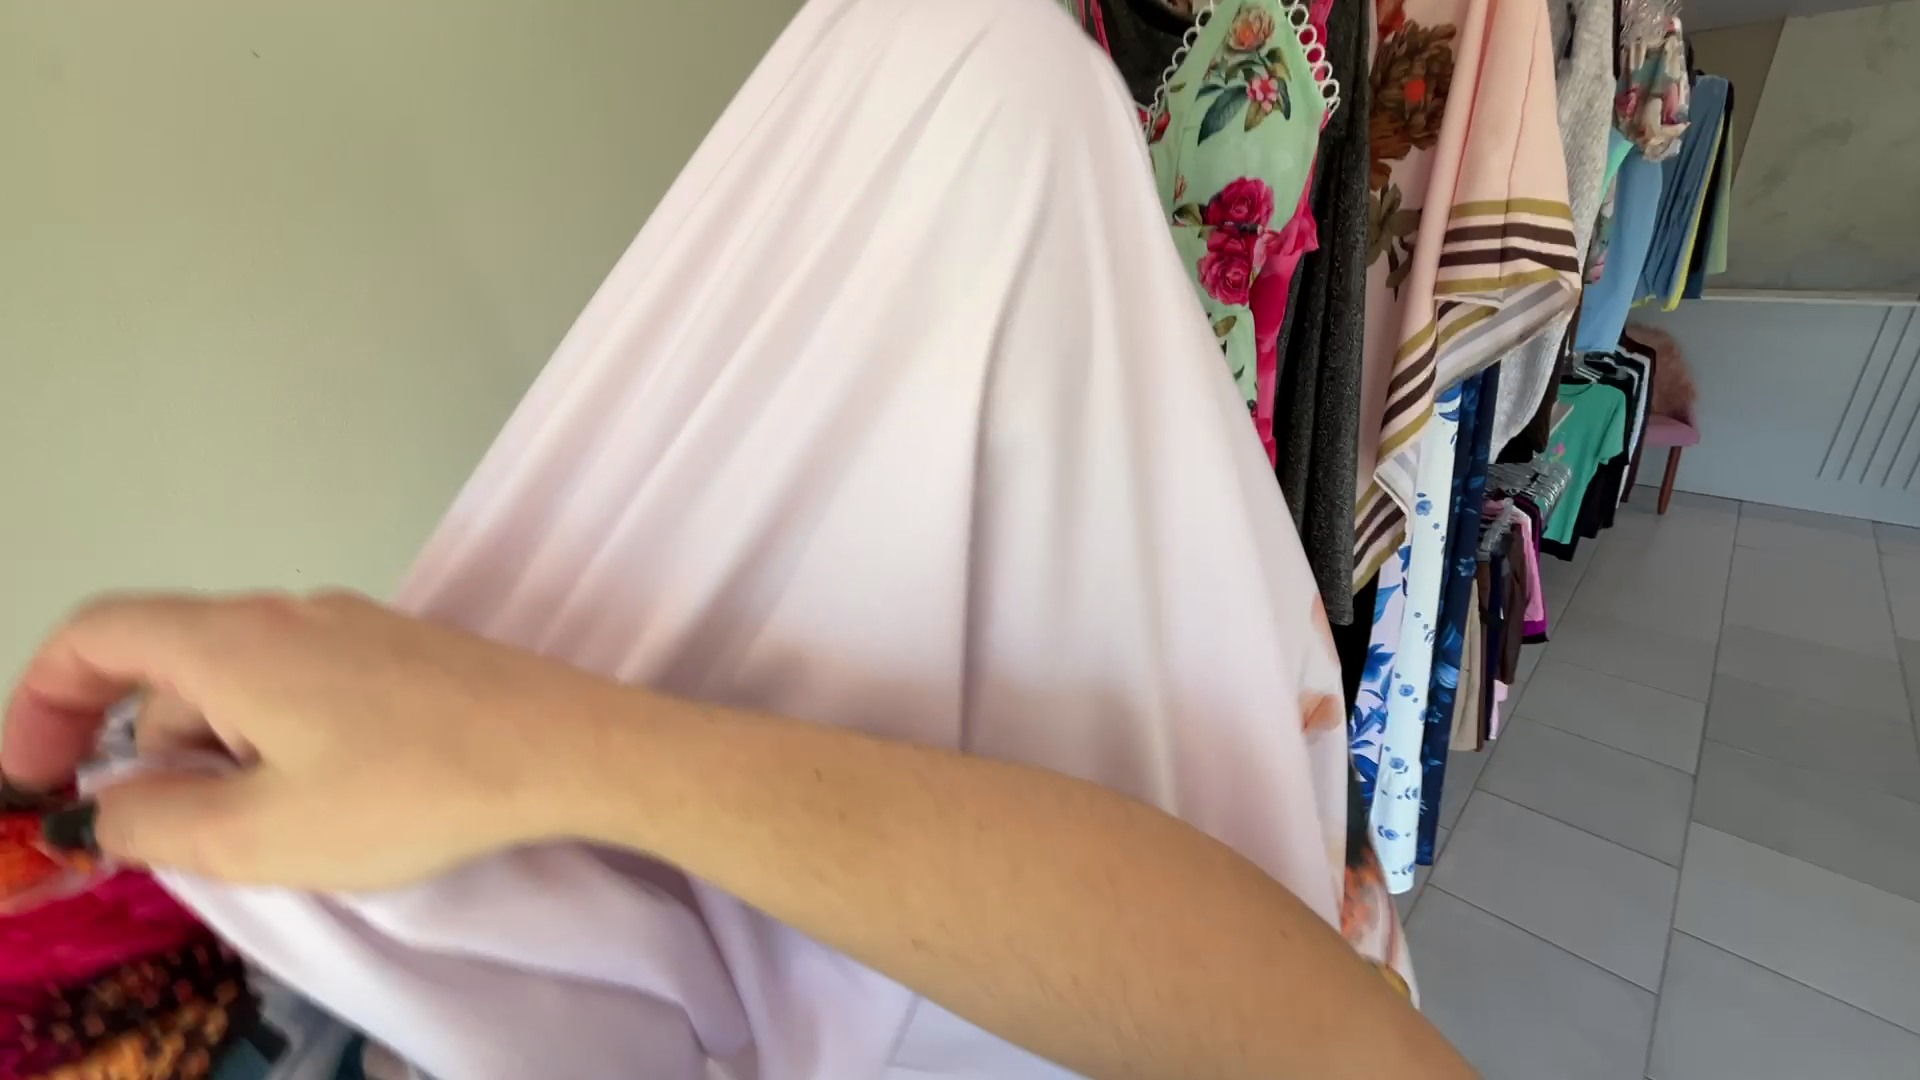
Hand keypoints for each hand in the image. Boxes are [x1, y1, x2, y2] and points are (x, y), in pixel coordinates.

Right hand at [3, 592, 625, 889]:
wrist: (570, 746)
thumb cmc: (415, 789)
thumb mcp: (255, 831)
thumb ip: (151, 815)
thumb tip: (117, 794)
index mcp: (243, 639)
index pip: (101, 632)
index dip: (45, 701)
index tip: (41, 777)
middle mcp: (308, 613)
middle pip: (186, 664)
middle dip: (164, 746)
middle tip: (209, 824)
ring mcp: (378, 626)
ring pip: (264, 679)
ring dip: (243, 747)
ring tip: (299, 813)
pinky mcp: (428, 650)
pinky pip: (331, 683)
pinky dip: (307, 732)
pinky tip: (359, 783)